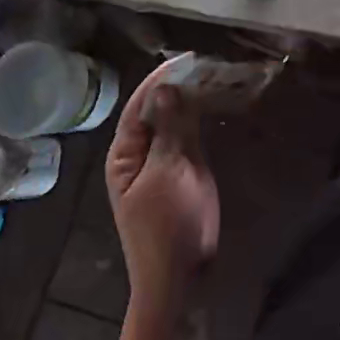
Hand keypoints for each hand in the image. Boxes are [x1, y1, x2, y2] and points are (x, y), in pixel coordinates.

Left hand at [106, 61, 218, 320]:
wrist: (179, 281)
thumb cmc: (167, 227)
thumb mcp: (169, 173)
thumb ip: (170, 129)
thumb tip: (166, 87)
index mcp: (125, 153)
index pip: (141, 104)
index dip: (162, 78)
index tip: (188, 58)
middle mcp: (139, 153)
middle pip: (156, 110)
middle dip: (178, 86)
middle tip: (209, 64)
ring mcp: (161, 164)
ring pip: (174, 122)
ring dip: (190, 100)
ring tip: (214, 76)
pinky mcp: (181, 174)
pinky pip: (187, 137)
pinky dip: (199, 119)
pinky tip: (214, 105)